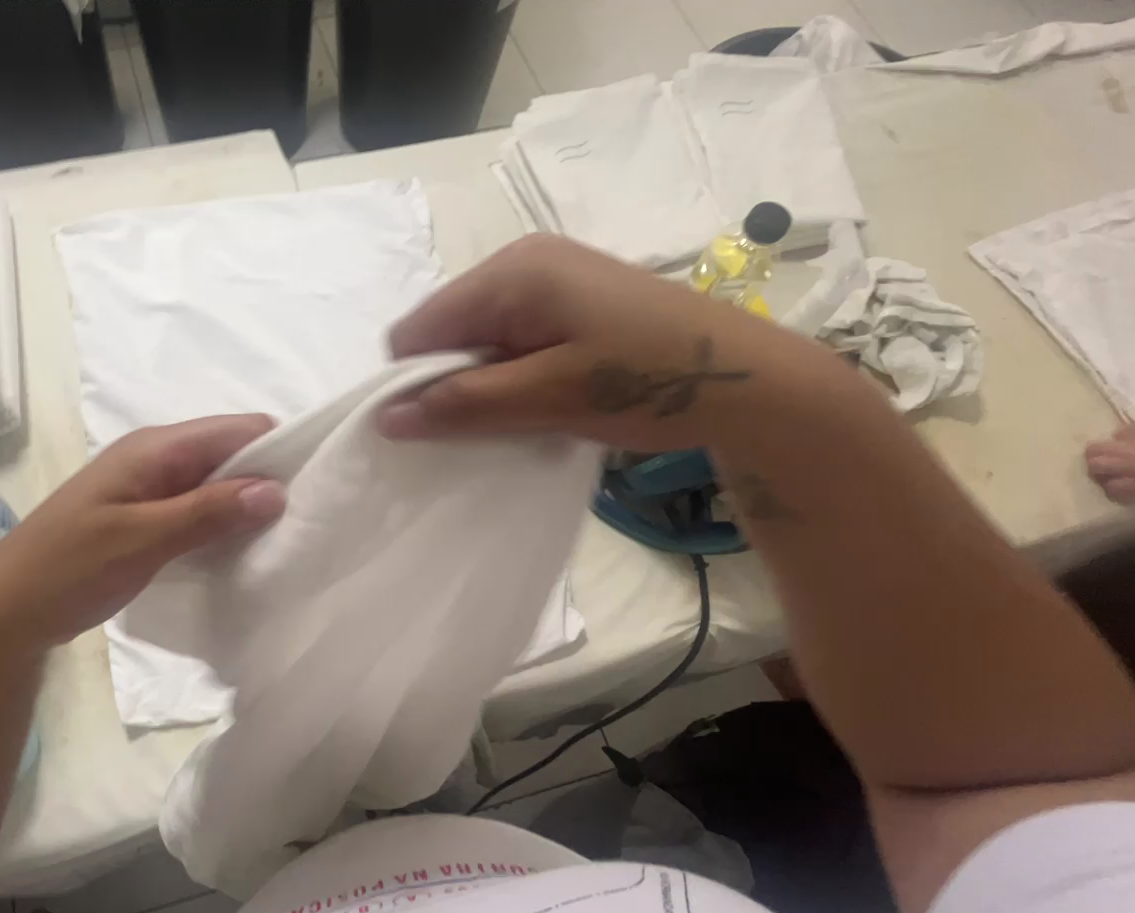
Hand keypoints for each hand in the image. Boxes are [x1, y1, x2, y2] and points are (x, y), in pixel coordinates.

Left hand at [0, 416, 285, 646]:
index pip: (237, 429)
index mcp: (155, 449)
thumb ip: (207, 513)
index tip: (320, 485)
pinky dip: (225, 525)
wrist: (9, 611)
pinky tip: (245, 553)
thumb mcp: (141, 540)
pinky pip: (200, 510)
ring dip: (249, 506)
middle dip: (270, 480)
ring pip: (218, 484)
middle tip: (310, 520)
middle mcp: (157, 458)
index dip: (280, 449)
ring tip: (288, 539)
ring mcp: (151, 489)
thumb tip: (276, 489)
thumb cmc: (69, 568)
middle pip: (232, 454)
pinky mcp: (148, 518)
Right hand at [377, 235, 794, 451]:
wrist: (747, 381)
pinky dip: (514, 373)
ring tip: (527, 413)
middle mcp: (524, 261)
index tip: (443, 428)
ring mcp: (553, 277)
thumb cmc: (645, 383)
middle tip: (495, 424)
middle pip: (447, 330)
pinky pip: (514, 338)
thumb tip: (387, 418)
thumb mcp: (547, 399)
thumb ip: (465, 406)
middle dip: (454, 381)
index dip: (415, 382)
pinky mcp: (574, 300)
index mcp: (512, 272)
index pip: (417, 329)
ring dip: (487, 382)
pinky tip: (546, 398)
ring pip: (480, 338)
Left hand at [1084, 406, 1134, 504]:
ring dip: (1100, 472)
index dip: (1124, 440)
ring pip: (1097, 469)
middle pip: (1095, 450)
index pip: (1120, 432)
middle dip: (1098, 454)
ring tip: (1113, 475)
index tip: (1133, 445)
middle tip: (1111, 460)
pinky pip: (1116, 491)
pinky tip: (1127, 493)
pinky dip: (1116, 492)